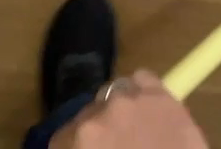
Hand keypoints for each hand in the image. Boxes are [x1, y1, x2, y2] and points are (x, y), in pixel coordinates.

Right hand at [50, 71, 208, 148]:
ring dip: (115, 110)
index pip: (61, 138)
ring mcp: (133, 97)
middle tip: (107, 147)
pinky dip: (139, 91)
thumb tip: (88, 143)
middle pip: (87, 115)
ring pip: (113, 93)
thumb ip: (85, 147)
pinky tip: (144, 109)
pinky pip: (140, 79)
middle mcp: (103, 111)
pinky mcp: (160, 92)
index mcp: (83, 138)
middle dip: (94, 133)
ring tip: (127, 130)